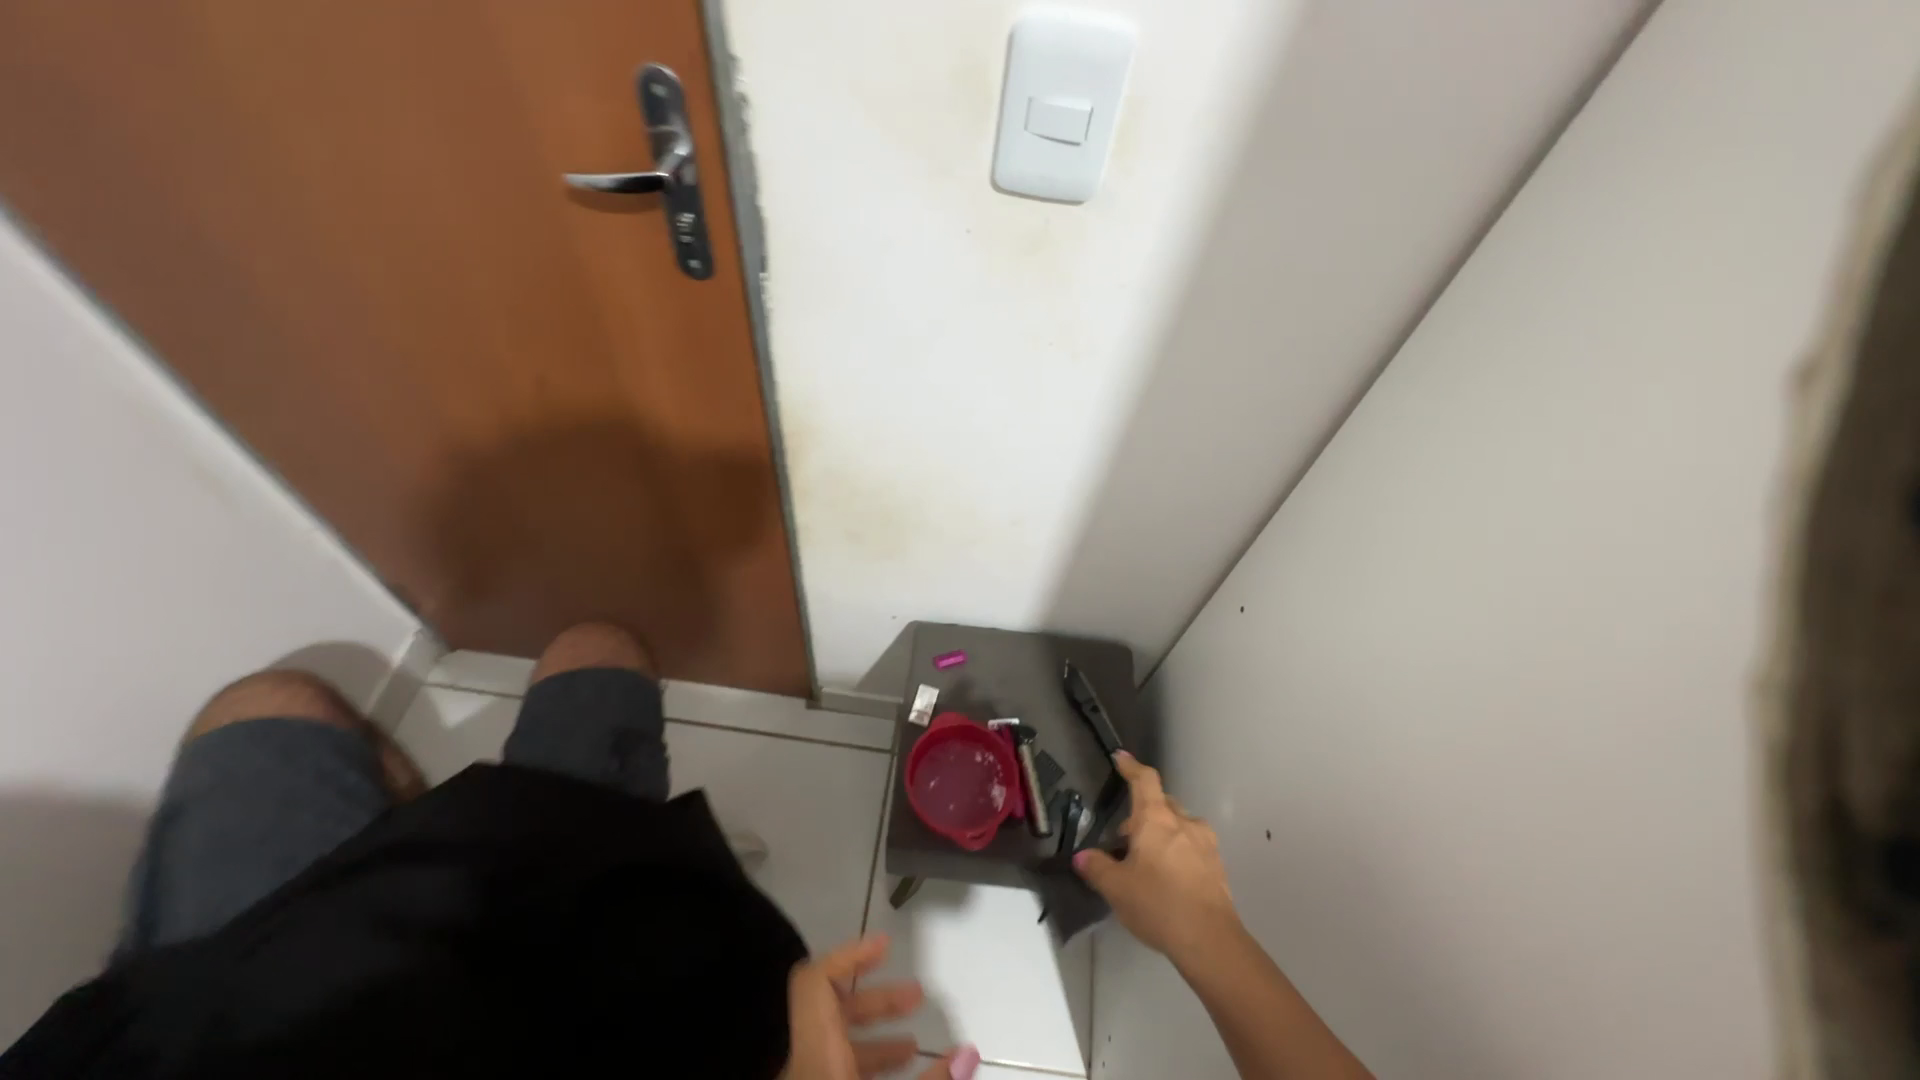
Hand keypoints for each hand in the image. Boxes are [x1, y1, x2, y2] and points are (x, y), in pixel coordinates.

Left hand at [781, 934, 980, 1079]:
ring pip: (835, 1040)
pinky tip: (902, 1069)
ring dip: (876, 1032)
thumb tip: (969, 1052)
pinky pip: (835, 1064)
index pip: (815, 980)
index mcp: (814, 1052)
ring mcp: (806, 1075)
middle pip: (831, 1007)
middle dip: (877, 997)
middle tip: (918, 995)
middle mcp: (803, 1059)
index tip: (886, 944)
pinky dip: (866, 1061)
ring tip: (914, 1039)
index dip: (850, 955)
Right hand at [1074, 752, 1242, 965]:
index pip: (1144, 780)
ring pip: (1180, 826)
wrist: (1209, 940)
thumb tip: (1082, 856)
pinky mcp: (1217, 867)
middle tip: (1124, 836)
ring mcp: (1205, 844)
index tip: (1121, 758)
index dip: (1131, 766)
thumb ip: (1096, 867)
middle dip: (1143, 812)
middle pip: (1163, 803)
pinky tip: (1168, 879)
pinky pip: (1193, 847)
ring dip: (1163, 833)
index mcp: (1156, 819)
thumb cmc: (1157, 904)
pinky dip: (1178, 852)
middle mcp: (1184, 823)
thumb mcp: (1116, 888)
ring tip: (1147, 860)